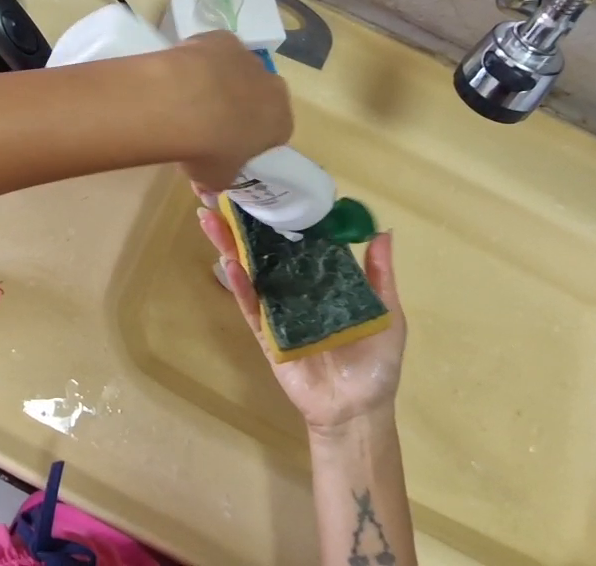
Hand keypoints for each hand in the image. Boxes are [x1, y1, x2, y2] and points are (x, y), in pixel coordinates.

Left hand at [162, 31, 291, 188]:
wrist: (182, 104)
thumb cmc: (208, 150)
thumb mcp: (216, 179)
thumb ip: (220, 181)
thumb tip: (209, 189)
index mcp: (281, 122)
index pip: (274, 133)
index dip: (251, 141)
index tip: (228, 148)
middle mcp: (272, 86)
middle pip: (259, 98)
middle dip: (240, 108)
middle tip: (209, 124)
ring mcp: (248, 58)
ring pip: (237, 72)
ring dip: (220, 83)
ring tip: (188, 99)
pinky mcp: (223, 39)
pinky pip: (216, 51)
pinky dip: (203, 60)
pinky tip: (183, 74)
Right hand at [196, 193, 406, 432]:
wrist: (358, 410)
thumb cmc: (376, 362)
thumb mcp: (387, 314)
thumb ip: (379, 275)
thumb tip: (383, 230)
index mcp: (323, 277)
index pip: (298, 237)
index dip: (281, 212)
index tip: (265, 185)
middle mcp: (296, 286)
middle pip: (264, 248)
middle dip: (242, 223)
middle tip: (219, 193)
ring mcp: (277, 308)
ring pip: (249, 270)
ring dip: (228, 244)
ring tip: (209, 217)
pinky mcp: (266, 334)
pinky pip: (251, 307)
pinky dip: (240, 285)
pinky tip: (229, 263)